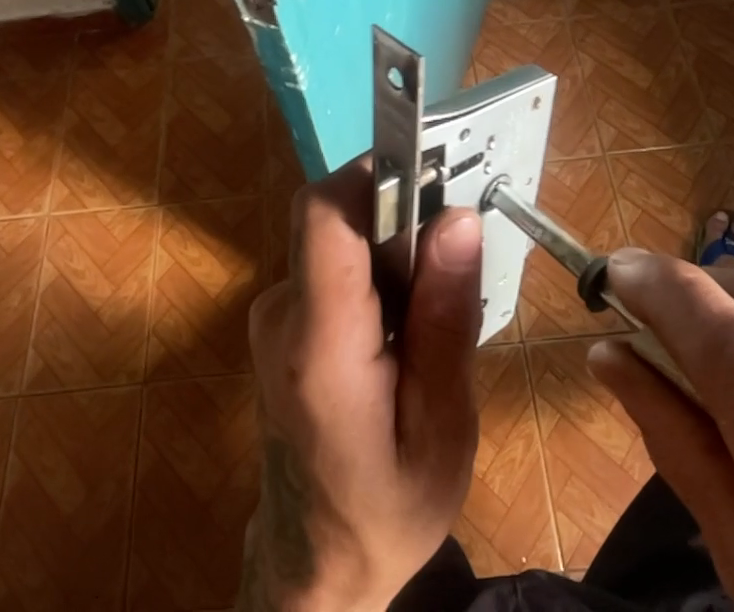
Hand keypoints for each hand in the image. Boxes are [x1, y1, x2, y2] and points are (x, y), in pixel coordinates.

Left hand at [237, 157, 484, 611]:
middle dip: (401, 217)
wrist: (317, 557)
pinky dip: (375, 278)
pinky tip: (408, 329)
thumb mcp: (442, 424)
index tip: (438, 177)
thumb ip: (445, 318)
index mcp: (320, 342)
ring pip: (339, 243)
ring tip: (440, 308)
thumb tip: (459, 219)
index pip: (326, 215)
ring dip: (394, 253)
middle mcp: (281, 315)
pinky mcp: (281, 324)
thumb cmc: (390, 504)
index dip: (378, 175)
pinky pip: (333, 270)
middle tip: (460, 258)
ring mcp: (273, 318)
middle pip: (334, 220)